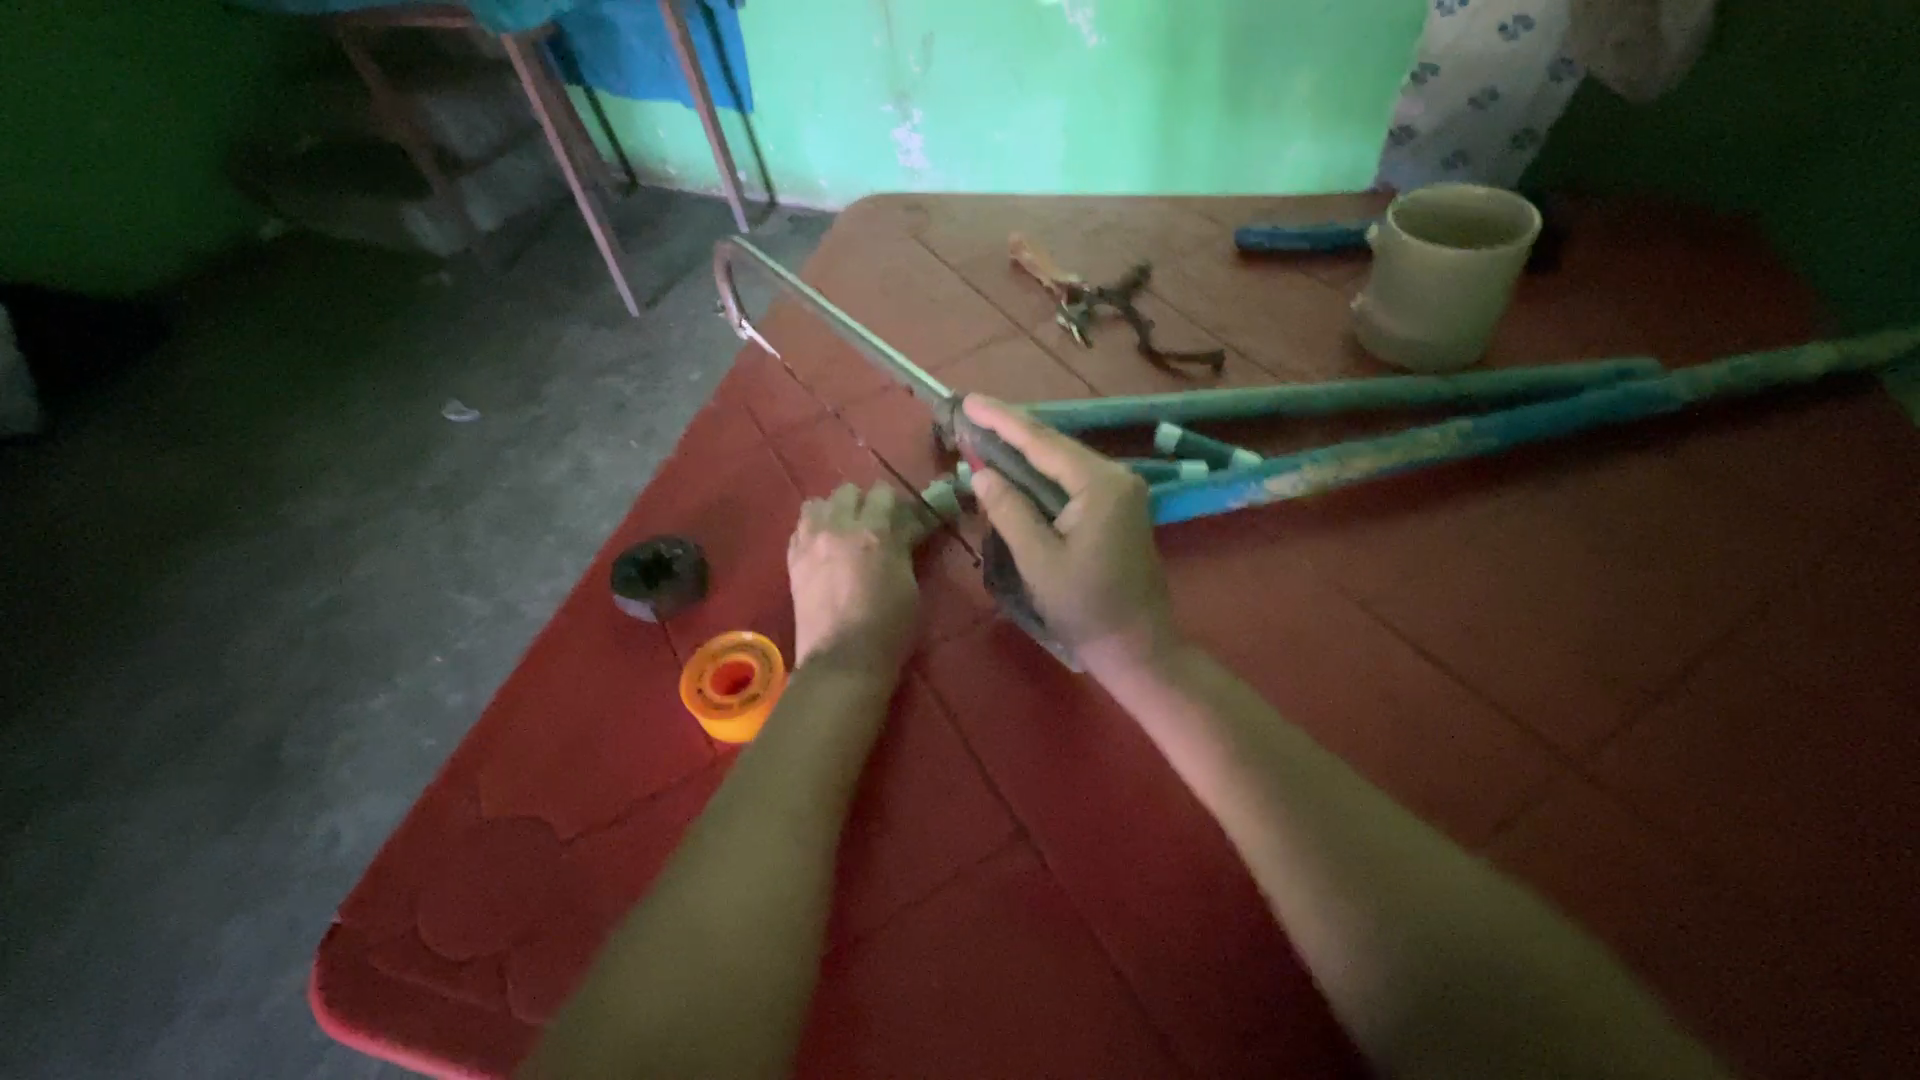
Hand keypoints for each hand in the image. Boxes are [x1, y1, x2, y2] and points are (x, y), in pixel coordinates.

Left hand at [788, 481, 920, 673]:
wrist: (843, 659)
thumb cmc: (889, 627)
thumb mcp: (909, 583)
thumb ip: (903, 547)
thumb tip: (905, 529)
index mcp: (875, 531)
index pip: (884, 493)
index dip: (895, 504)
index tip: (902, 519)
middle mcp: (839, 526)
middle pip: (848, 491)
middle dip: (862, 503)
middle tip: (872, 526)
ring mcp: (810, 541)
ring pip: (818, 503)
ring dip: (833, 512)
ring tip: (842, 534)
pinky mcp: (793, 559)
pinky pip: (800, 527)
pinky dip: (813, 531)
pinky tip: (823, 550)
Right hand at [962, 397, 1181, 675]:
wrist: (1136, 645)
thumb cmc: (1086, 607)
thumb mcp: (1039, 560)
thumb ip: (1009, 510)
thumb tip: (982, 473)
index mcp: (1100, 484)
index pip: (1043, 443)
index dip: (1002, 422)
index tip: (969, 401)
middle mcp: (1116, 477)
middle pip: (1055, 444)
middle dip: (1012, 430)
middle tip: (971, 413)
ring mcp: (1121, 491)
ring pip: (1063, 460)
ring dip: (1025, 450)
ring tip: (985, 433)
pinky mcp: (1117, 507)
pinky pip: (1072, 479)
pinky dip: (1041, 472)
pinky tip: (1017, 466)